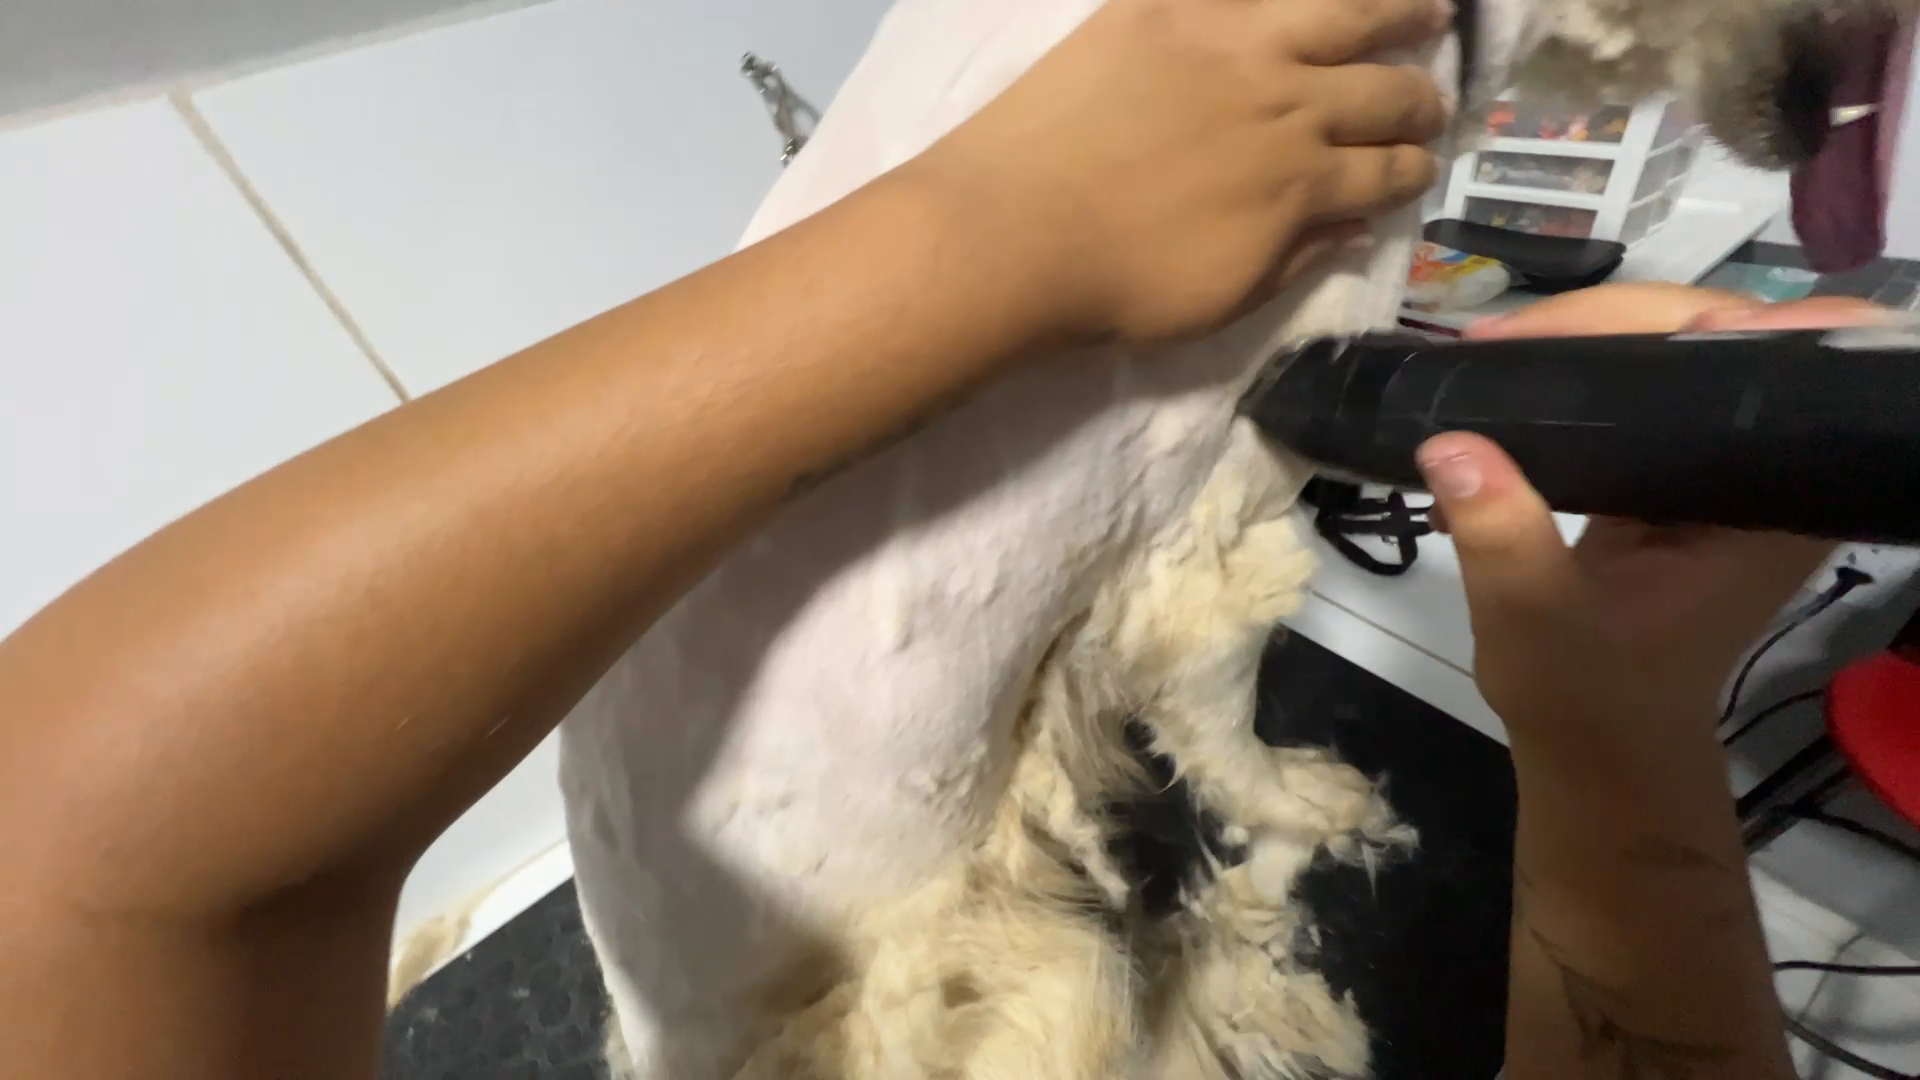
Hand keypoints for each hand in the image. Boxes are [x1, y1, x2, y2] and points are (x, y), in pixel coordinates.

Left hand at [907, 0, 1448, 343]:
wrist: (1020, 233)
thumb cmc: (1115, 290)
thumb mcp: (1216, 304)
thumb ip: (1291, 262)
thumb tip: (1351, 231)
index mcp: (1301, 184)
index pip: (1384, 173)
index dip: (1410, 174)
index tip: (1419, 170)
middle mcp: (1290, 102)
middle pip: (1382, 91)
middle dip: (1420, 101)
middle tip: (1435, 100)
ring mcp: (1234, 43)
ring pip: (1344, 10)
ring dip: (1399, 11)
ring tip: (1429, 9)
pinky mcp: (1170, 10)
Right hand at [1415, 286, 1887, 742]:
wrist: (1590, 740)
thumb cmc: (1582, 689)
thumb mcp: (1532, 611)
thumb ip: (1497, 529)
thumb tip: (1445, 441)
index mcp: (1766, 503)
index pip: (1771, 373)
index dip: (1709, 327)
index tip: (1592, 332)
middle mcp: (1751, 476)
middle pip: (1711, 354)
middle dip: (1611, 327)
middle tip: (1502, 340)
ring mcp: (1699, 480)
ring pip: (1661, 376)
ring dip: (1580, 349)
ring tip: (1494, 353)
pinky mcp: (1652, 490)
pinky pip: (1620, 414)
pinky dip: (1563, 391)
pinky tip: (1504, 390)